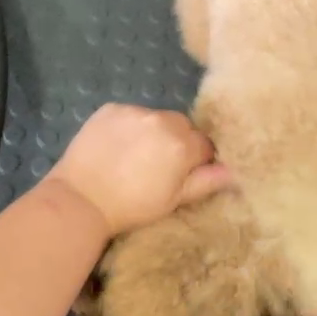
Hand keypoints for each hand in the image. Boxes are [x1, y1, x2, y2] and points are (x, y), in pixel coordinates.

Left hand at [43, 103, 233, 236]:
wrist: (81, 199)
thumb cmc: (132, 206)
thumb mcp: (173, 200)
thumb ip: (205, 181)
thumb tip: (235, 171)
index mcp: (181, 144)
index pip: (203, 145)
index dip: (195, 161)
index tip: (180, 175)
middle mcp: (161, 121)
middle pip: (181, 125)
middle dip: (177, 141)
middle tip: (157, 165)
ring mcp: (133, 112)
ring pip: (156, 118)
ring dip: (153, 131)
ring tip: (135, 155)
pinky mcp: (110, 109)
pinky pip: (130, 114)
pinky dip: (129, 126)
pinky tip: (117, 145)